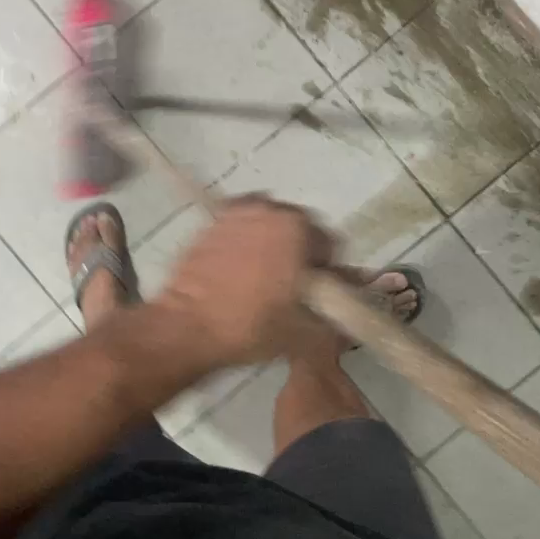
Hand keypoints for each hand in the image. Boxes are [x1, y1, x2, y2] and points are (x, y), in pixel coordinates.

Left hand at [155, 196, 332, 367]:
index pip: (330, 242)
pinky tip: (240, 261)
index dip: (327, 268)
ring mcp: (236, 212)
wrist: (189, 325)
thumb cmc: (252, 326)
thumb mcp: (306, 329)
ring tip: (265, 272)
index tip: (319, 290)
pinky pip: (240, 223)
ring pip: (268, 221)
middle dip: (300, 249)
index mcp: (299, 228)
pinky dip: (246, 235)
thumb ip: (336, 310)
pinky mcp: (211, 221)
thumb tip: (350, 299)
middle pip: (298, 226)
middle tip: (292, 282)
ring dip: (272, 239)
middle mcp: (269, 209)